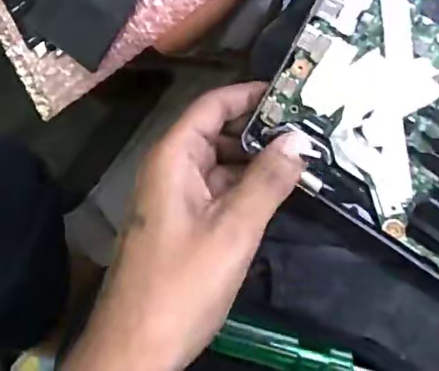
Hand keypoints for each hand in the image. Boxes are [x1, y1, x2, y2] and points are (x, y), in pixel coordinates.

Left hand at [61, 83, 308, 370]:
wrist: (133, 356)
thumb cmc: (180, 285)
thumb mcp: (233, 231)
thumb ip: (267, 181)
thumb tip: (299, 139)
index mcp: (174, 155)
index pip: (214, 104)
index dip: (251, 94)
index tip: (291, 93)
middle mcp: (171, 167)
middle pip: (218, 130)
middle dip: (259, 128)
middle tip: (306, 128)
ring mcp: (174, 196)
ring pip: (220, 161)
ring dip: (255, 159)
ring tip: (300, 157)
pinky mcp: (181, 223)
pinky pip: (217, 188)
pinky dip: (245, 185)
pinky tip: (276, 192)